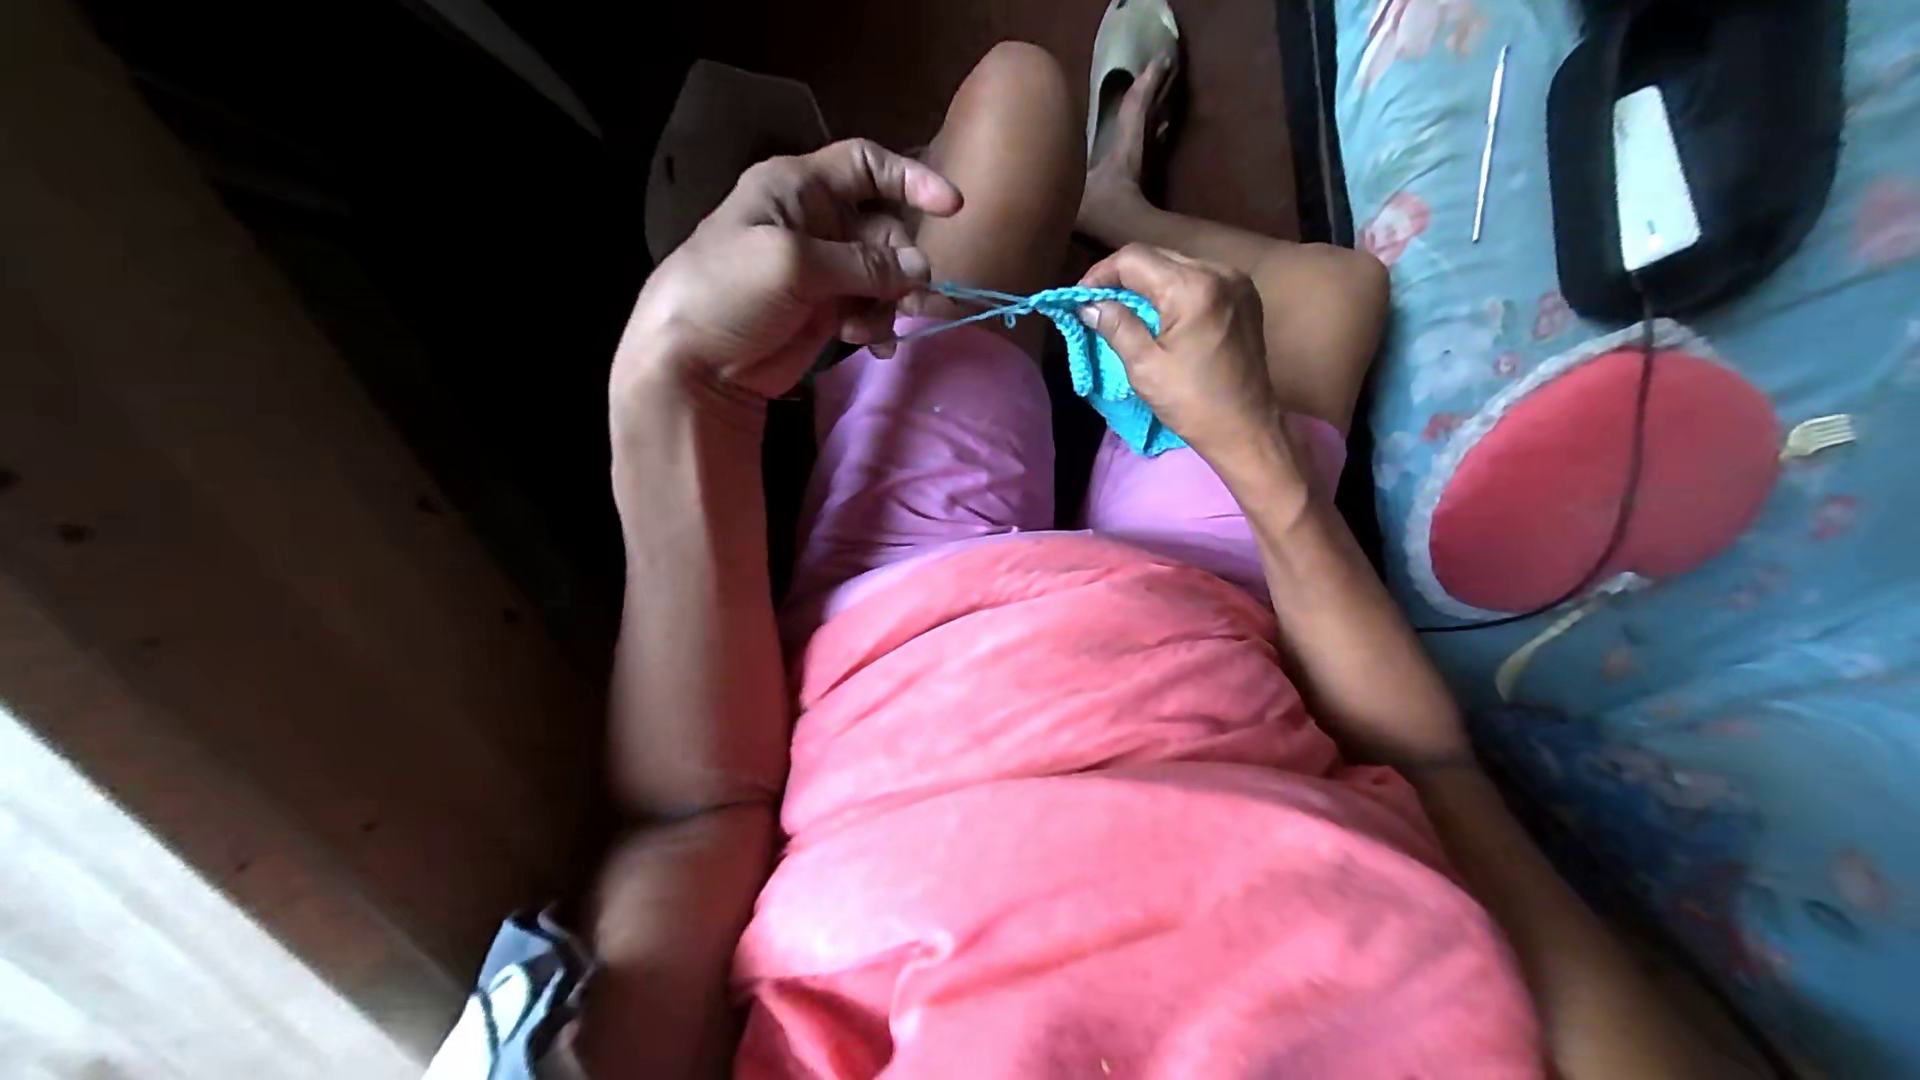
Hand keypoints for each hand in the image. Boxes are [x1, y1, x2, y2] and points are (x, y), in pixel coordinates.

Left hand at [614, 139, 962, 405]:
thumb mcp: (793, 263)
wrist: (694, 361)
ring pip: (883, 277)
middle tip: (915, 298)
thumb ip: (861, 264)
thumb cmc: (729, 291)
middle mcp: (815, 224)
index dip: (911, 179)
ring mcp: (822, 272)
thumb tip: (920, 270)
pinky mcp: (825, 313)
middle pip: (884, 231)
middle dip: (902, 264)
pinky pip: (870, 312)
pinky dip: (878, 328)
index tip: (951, 207)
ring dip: (894, 302)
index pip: (866, 165)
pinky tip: (873, 345)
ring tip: (888, 330)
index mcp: (798, 189)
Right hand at [1076, 244, 1279, 464]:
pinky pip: (1198, 279)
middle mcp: (1220, 272)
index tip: (1080, 300)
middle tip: (1095, 304)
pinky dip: (1171, 290)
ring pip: (1177, 265)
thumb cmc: (1192, 403)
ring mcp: (1236, 282)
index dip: (1100, 275)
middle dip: (1120, 277)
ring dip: (1146, 283)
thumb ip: (1116, 326)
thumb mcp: (1145, 367)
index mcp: (1194, 288)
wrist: (1245, 428)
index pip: (1134, 259)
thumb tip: (1088, 305)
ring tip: (1121, 309)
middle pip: (1156, 256)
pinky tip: (1156, 313)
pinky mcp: (1244, 296)